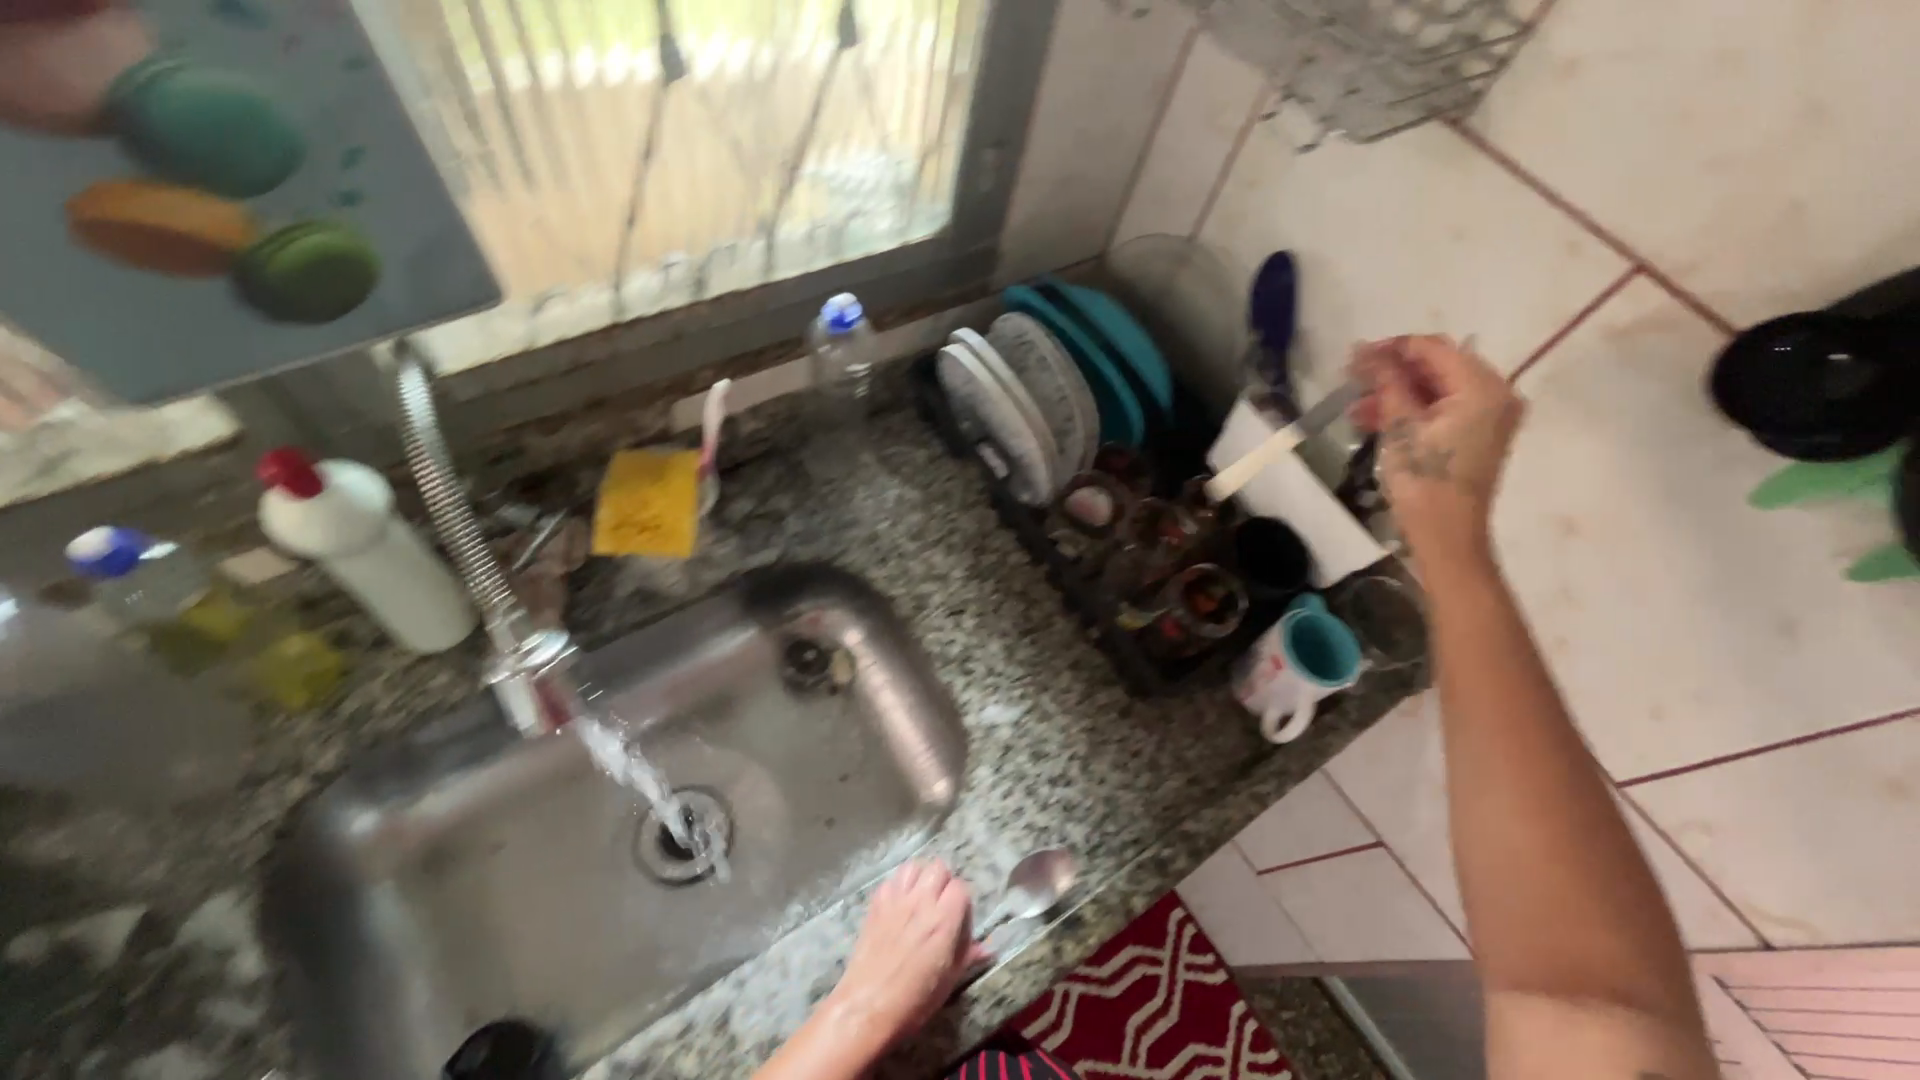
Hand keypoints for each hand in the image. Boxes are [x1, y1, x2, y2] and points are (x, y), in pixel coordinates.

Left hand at [820, 860, 990, 1051]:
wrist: (868, 1007)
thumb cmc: (915, 1000)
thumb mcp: (949, 980)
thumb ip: (967, 955)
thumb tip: (987, 948)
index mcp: (944, 920)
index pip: (961, 888)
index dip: (963, 901)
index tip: (959, 918)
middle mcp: (921, 901)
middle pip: (938, 868)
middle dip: (944, 882)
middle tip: (941, 904)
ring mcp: (896, 900)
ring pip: (914, 866)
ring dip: (921, 877)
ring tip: (921, 897)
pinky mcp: (875, 904)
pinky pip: (891, 880)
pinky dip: (898, 886)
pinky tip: (899, 905)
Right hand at [1351, 336, 1524, 571]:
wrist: (1446, 533)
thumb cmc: (1423, 478)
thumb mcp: (1399, 425)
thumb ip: (1386, 381)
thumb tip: (1365, 350)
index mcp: (1482, 386)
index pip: (1433, 348)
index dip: (1392, 348)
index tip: (1354, 355)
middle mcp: (1496, 393)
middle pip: (1438, 366)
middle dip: (1393, 371)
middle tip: (1352, 379)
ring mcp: (1490, 415)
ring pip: (1437, 388)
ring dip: (1398, 392)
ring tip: (1357, 407)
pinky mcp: (1479, 434)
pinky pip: (1444, 408)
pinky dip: (1413, 409)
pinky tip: (1377, 419)